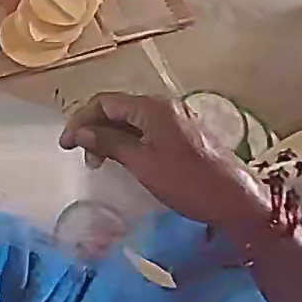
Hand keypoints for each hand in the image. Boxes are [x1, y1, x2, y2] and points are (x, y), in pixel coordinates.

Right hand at [59, 93, 273, 236]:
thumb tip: (79, 131)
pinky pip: (145, 129)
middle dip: (94, 128)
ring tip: (99, 162)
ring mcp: (174, 118)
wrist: (236, 199)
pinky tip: (122, 159)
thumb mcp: (142, 163)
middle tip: (83, 157)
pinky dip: (127, 140)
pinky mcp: (181, 133)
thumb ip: (109, 142)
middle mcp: (163, 105)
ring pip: (131, 119)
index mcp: (152, 106)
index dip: (80, 120)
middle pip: (117, 108)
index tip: (65, 144)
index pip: (105, 102)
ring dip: (110, 136)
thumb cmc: (187, 182)